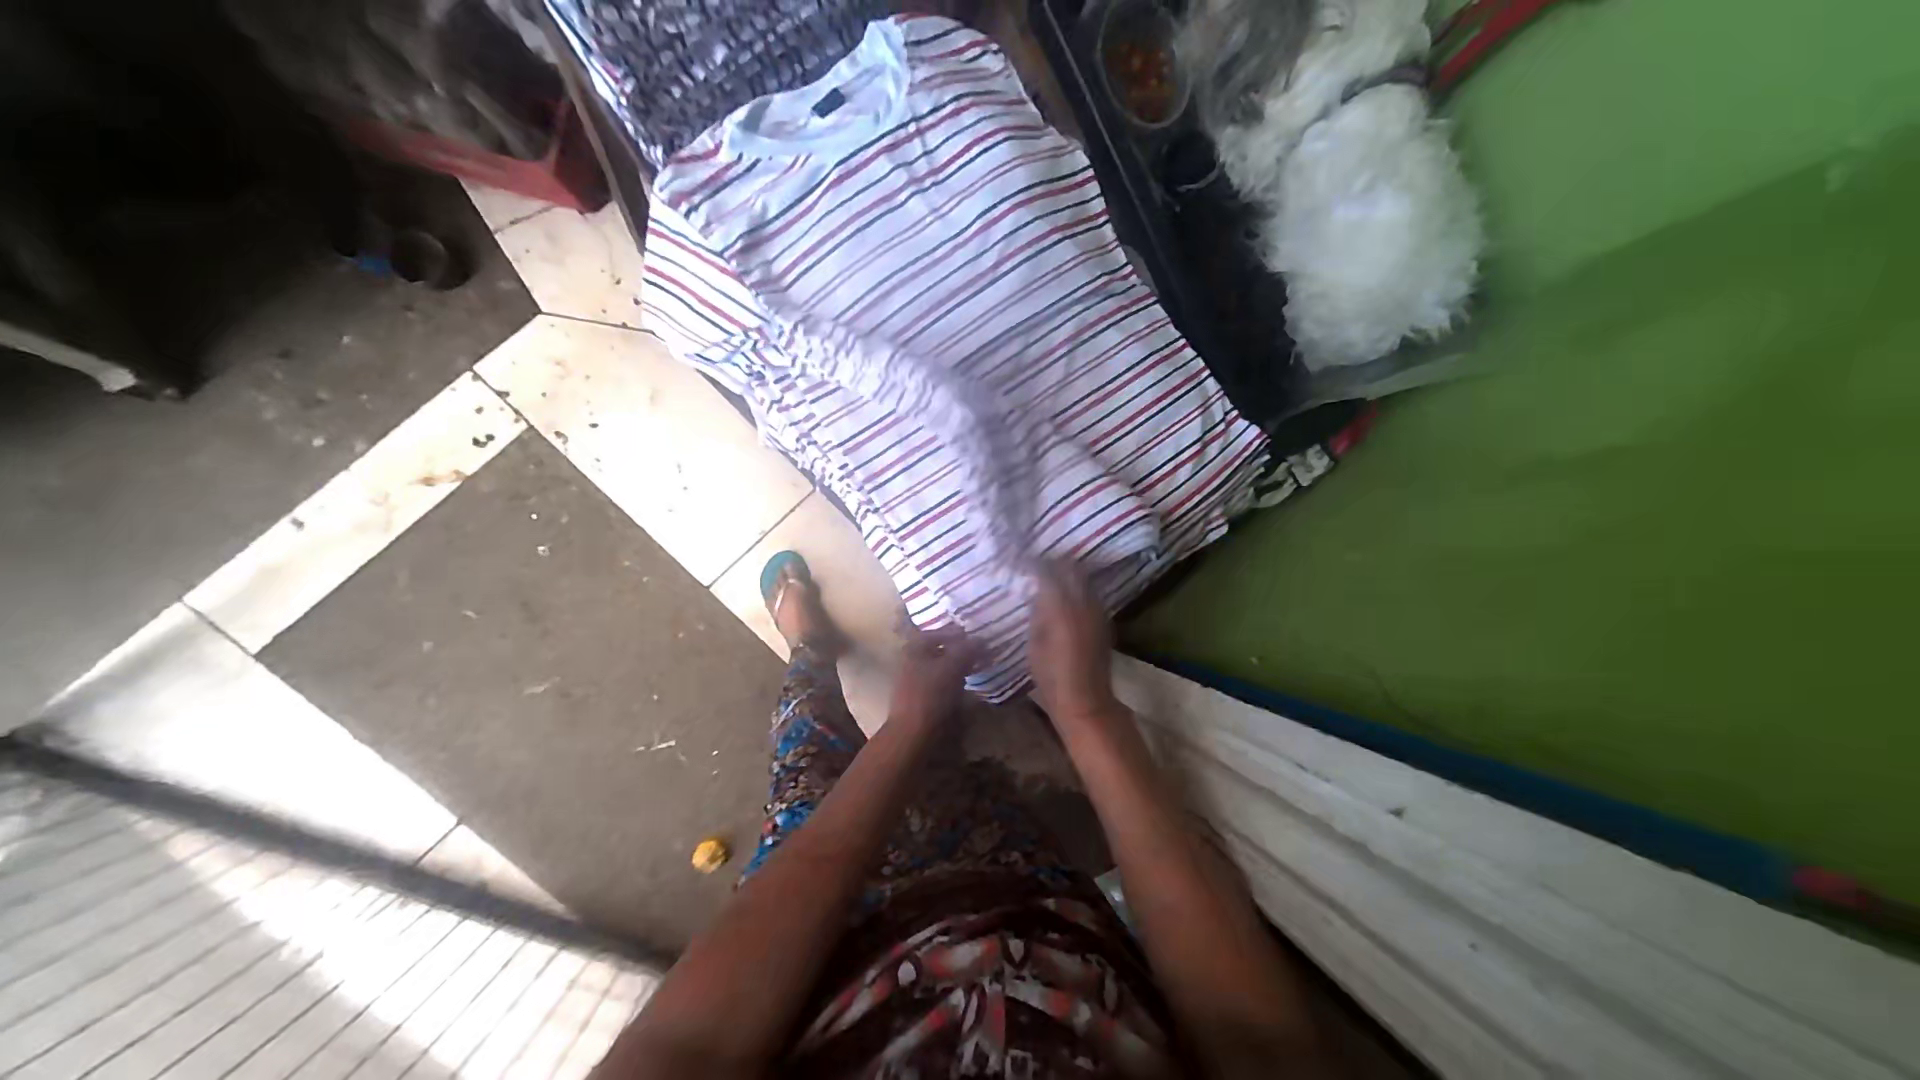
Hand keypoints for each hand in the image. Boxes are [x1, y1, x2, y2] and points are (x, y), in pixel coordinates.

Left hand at [887, 624, 980, 726]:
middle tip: (985, 655)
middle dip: (964, 651)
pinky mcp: (921, 697)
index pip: (944, 632)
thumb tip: (982, 639)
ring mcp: (914, 679)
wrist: (912, 734)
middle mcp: (912, 658)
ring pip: (943, 666)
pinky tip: (968, 687)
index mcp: (915, 646)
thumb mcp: (952, 666)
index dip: (964, 635)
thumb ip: (967, 649)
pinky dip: (955, 682)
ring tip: (980, 670)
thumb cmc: (931, 695)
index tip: (984, 641)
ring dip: (961, 667)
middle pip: (943, 649)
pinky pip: (942, 683)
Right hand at [1027, 560, 1124, 728]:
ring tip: (1049, 579)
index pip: (1048, 570)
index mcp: (1062, 607)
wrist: (1085, 700)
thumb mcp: (1034, 642)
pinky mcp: (1105, 620)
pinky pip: (1090, 593)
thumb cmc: (1051, 676)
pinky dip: (1077, 589)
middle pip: (1071, 568)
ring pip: (1083, 578)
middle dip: (1053, 563)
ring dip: (1067, 574)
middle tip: (1035, 566)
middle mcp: (1084, 602)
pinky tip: (1065, 598)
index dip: (1034, 563)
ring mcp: (1098, 610)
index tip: (1021, 561)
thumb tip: (1037, 592)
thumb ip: (1037, 612)